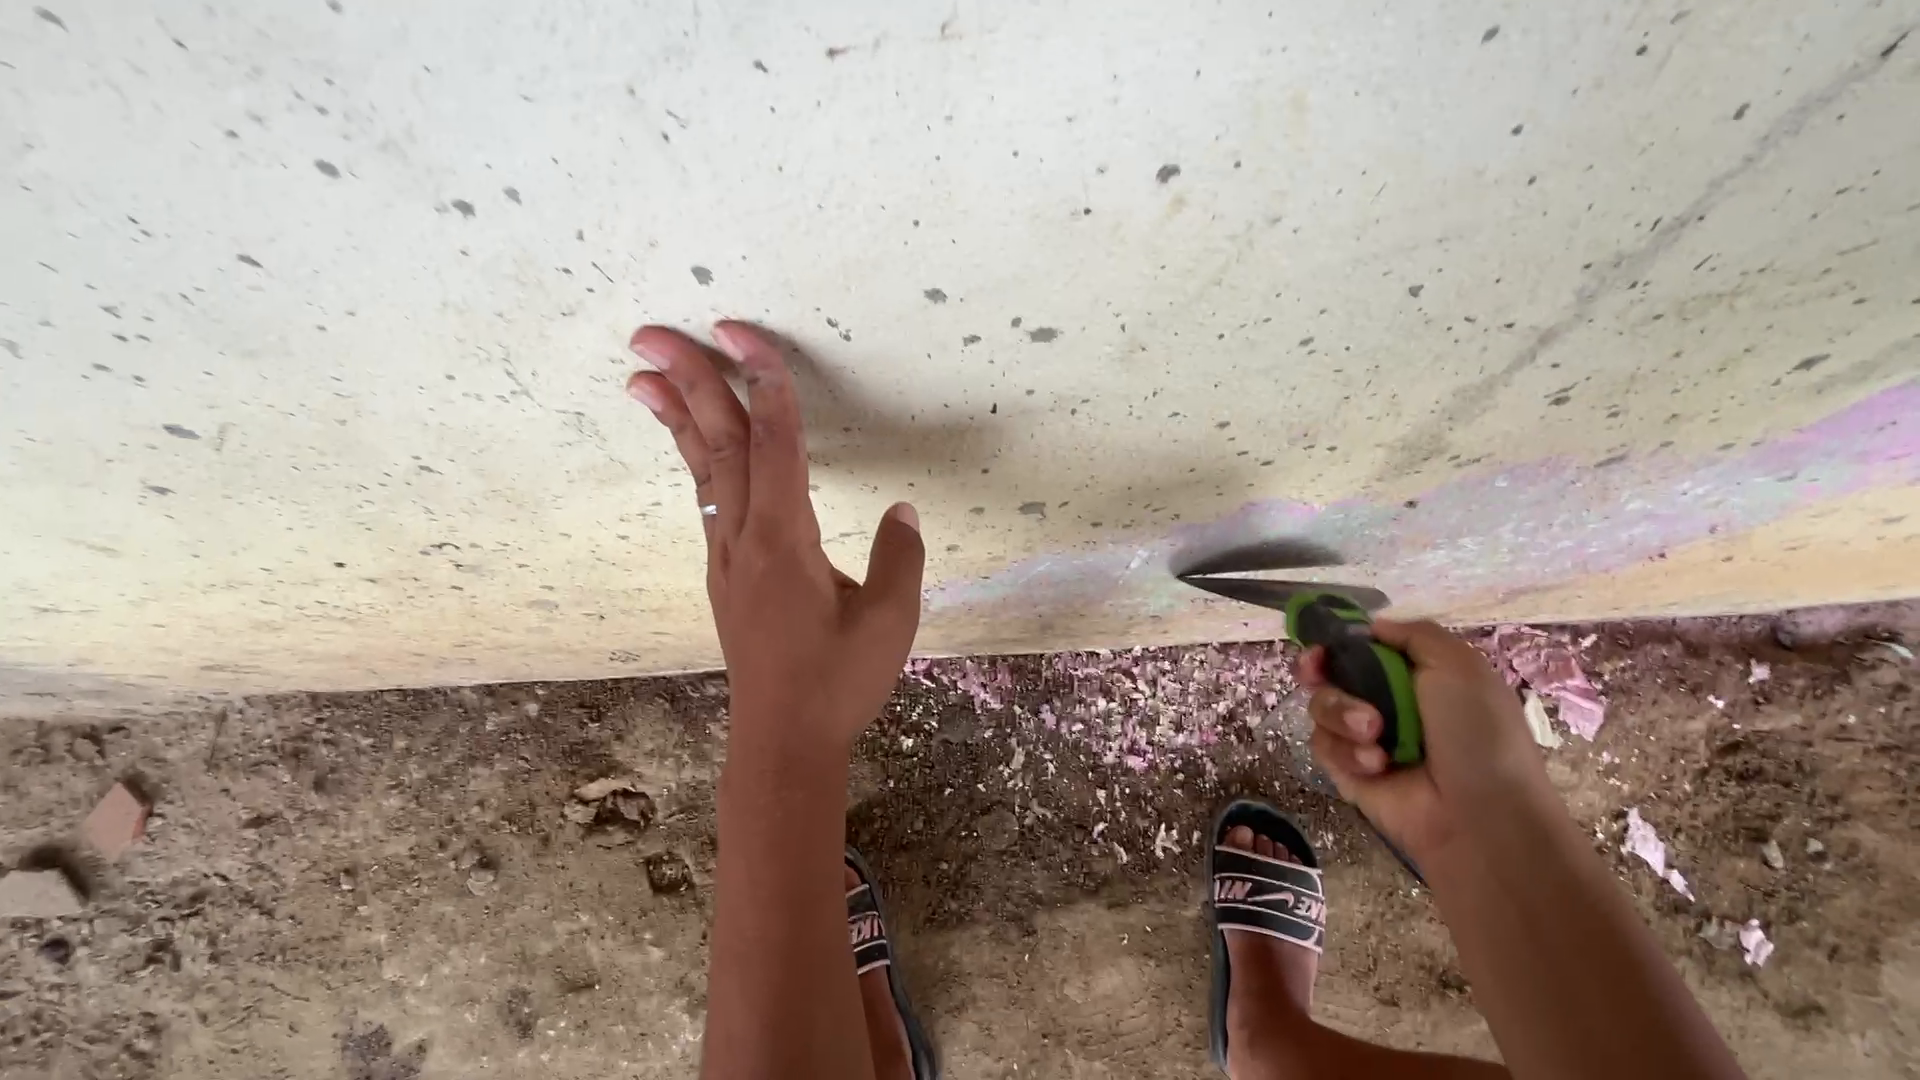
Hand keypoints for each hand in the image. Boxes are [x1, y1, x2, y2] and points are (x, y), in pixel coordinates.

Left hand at [624, 322, 924, 753]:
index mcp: (785, 542)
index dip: (765, 386)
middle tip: (651, 333)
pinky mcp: (724, 576)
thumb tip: (902, 510)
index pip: (777, 446)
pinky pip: (706, 501)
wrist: (782, 740)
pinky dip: (694, 460)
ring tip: (642, 374)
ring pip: (701, 472)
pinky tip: (692, 447)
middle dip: (689, 384)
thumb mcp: (890, 623)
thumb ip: (899, 559)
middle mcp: (745, 541)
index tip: (743, 336)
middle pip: (718, 447)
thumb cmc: (838, 684)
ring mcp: (726, 559)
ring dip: (676, 418)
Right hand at [1299, 619, 1555, 865]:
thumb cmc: (1478, 734)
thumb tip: (1371, 626)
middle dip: (1320, 671)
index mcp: (1415, 674)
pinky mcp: (1348, 771)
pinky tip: (1377, 765)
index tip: (1323, 647)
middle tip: (1317, 674)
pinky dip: (1346, 750)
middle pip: (1329, 673)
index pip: (1361, 648)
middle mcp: (1386, 702)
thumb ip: (1415, 634)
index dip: (1337, 643)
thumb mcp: (1460, 666)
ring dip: (1342, 714)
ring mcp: (1364, 737)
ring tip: (1373, 734)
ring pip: (1321, 706)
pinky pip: (1322, 744)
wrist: (1480, 815)